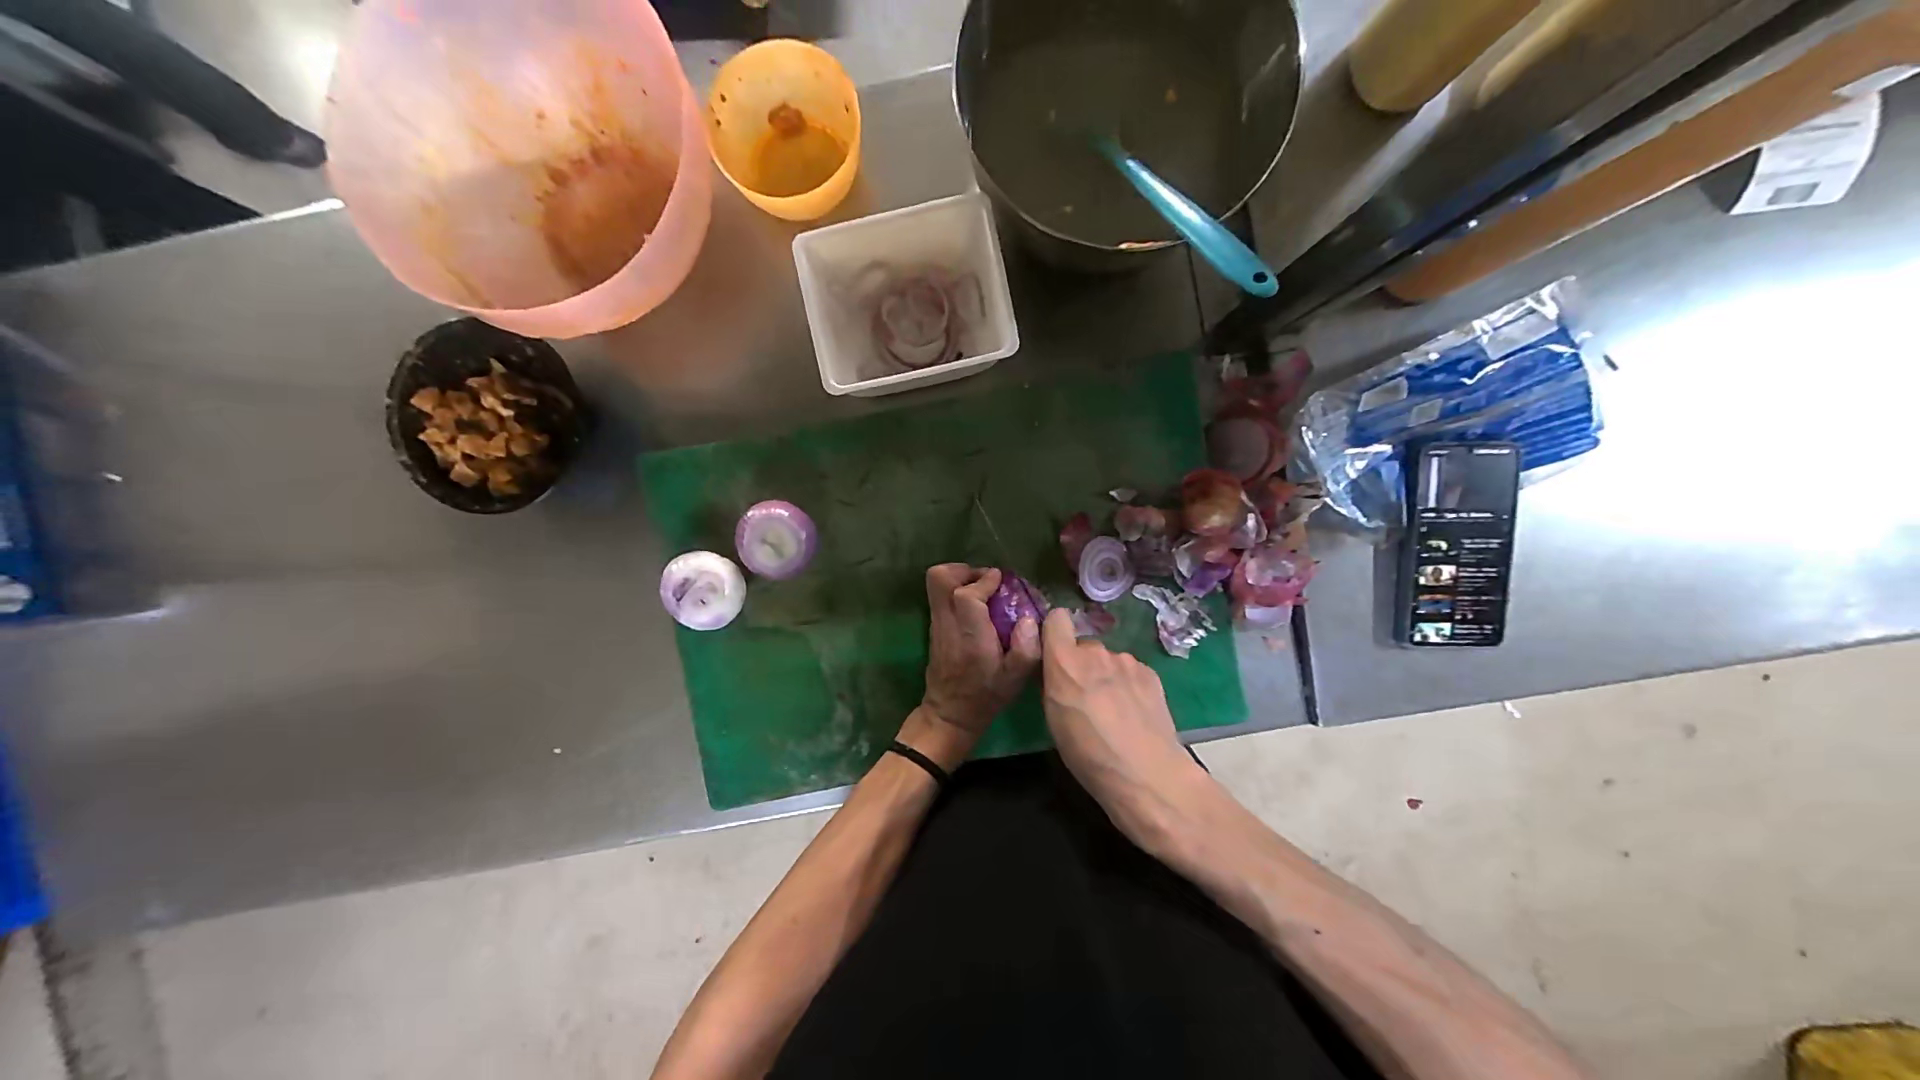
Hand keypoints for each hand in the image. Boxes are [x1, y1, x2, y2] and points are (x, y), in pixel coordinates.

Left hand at [905, 564, 1040, 769]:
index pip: (965, 595)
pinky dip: (956, 590)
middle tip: (987, 580)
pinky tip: (977, 604)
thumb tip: (1029, 618)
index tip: (1001, 581)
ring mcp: (937, 624)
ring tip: (983, 588)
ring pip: (935, 584)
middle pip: (939, 578)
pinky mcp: (935, 627)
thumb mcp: (1015, 678)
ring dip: (959, 577)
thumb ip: (1026, 647)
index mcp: (970, 635)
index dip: (983, 581)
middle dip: (964, 570)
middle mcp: (948, 623)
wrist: (950, 714)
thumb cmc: (985, 695)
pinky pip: (940, 596)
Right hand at [1040, 608, 1214, 842]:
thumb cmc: (1087, 754)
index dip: (1053, 633)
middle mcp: (1096, 651)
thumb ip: (1053, 681)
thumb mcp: (1052, 718)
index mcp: (1064, 661)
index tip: (1053, 655)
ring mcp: (1126, 660)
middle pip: (1082, 646)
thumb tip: (1057, 669)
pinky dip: (1128, 685)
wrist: (1146, 774)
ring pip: (1108, 660)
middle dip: (1081, 665)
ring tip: (1112, 711)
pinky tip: (1133, 713)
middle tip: (1084, 699)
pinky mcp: (1150, 673)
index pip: (1056, 618)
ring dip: (1105, 676)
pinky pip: (1130, 671)